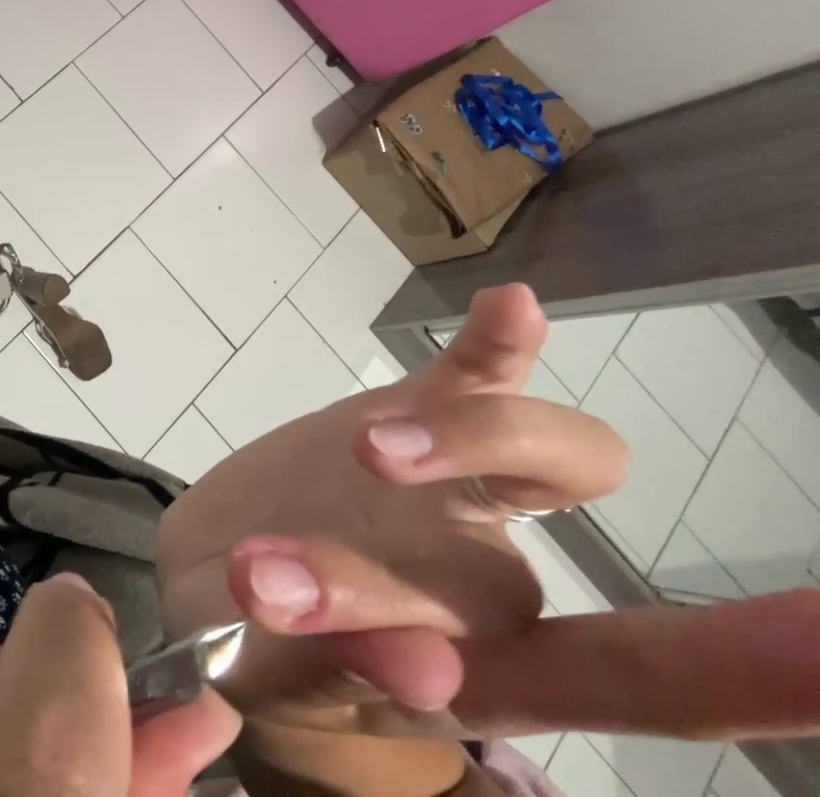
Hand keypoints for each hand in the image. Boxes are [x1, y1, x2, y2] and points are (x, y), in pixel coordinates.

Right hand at [157, 284, 629, 736]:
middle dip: (481, 517)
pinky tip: (511, 306)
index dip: (757, 667)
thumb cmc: (275, 656)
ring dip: (462, 439)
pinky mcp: (401, 421)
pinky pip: (471, 376)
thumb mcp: (293, 679)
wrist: (230, 579)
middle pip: (559, 532)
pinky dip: (496, 343)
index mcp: (502, 663)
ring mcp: (459, 485)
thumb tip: (416, 667)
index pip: (647, 677)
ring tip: (367, 451)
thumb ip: (340, 664)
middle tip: (306, 557)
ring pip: (530, 442)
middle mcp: (500, 566)